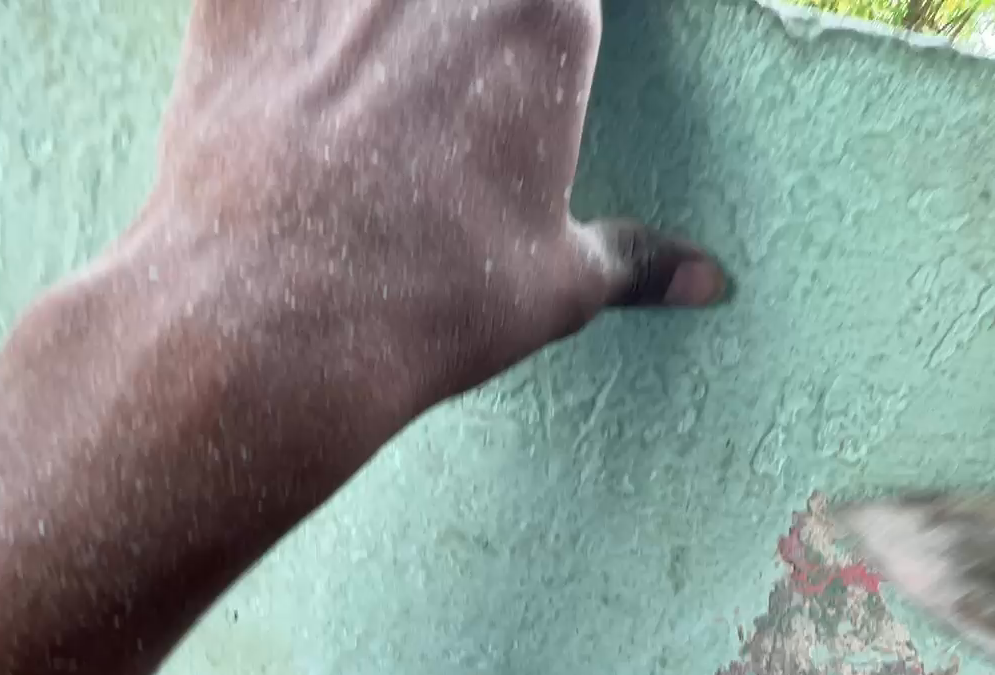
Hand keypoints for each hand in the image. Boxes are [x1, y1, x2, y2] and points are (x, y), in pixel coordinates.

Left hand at [58, 1, 721, 482]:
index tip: (540, 81)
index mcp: (546, 19)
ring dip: (397, 26)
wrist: (281, 324)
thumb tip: (712, 282)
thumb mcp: (558, 289)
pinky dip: (290, 15)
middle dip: (483, 32)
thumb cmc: (435, 303)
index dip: (562, 33)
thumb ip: (637, 262)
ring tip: (393, 98)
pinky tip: (305, 72)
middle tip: (463, 109)